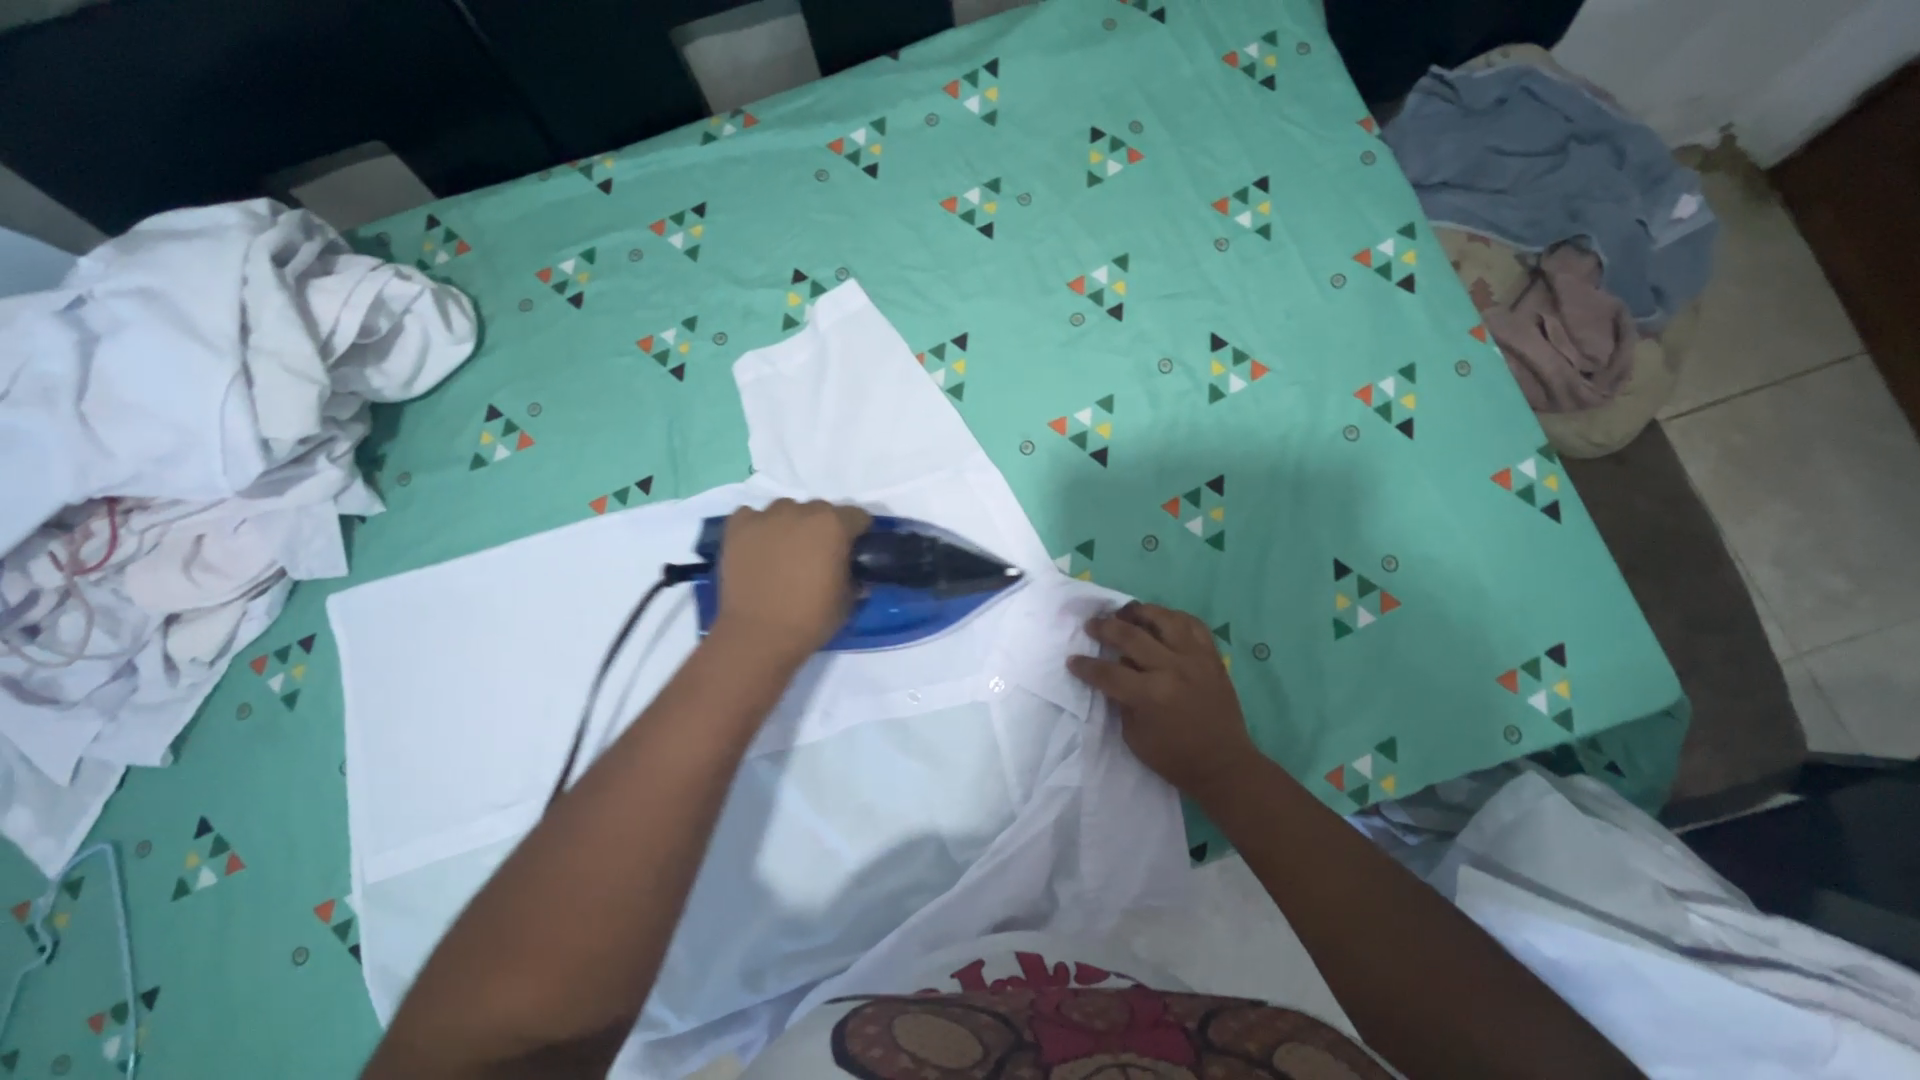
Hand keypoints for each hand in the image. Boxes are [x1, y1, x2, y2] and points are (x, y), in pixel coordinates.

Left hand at [710, 499, 871, 662]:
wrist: (758, 635)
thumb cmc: (811, 619)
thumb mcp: (848, 601)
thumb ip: (854, 579)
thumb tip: (853, 575)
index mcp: (833, 525)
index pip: (856, 516)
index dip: (857, 534)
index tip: (852, 552)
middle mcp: (801, 511)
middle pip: (819, 511)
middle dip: (822, 529)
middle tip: (816, 557)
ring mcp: (766, 517)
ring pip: (785, 510)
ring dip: (790, 525)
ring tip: (783, 553)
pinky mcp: (737, 527)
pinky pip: (751, 516)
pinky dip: (757, 528)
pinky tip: (757, 548)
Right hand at [1067, 602, 1257, 797]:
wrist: (1223, 764)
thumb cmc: (1174, 758)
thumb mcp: (1134, 736)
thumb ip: (1122, 701)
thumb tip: (1115, 673)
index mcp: (1150, 695)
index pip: (1108, 672)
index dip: (1085, 666)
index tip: (1073, 660)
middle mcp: (1172, 669)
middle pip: (1131, 636)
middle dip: (1105, 628)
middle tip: (1092, 625)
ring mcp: (1196, 659)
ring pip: (1165, 619)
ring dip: (1141, 612)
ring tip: (1126, 613)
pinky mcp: (1213, 658)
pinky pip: (1194, 625)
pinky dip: (1175, 618)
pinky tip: (1162, 620)